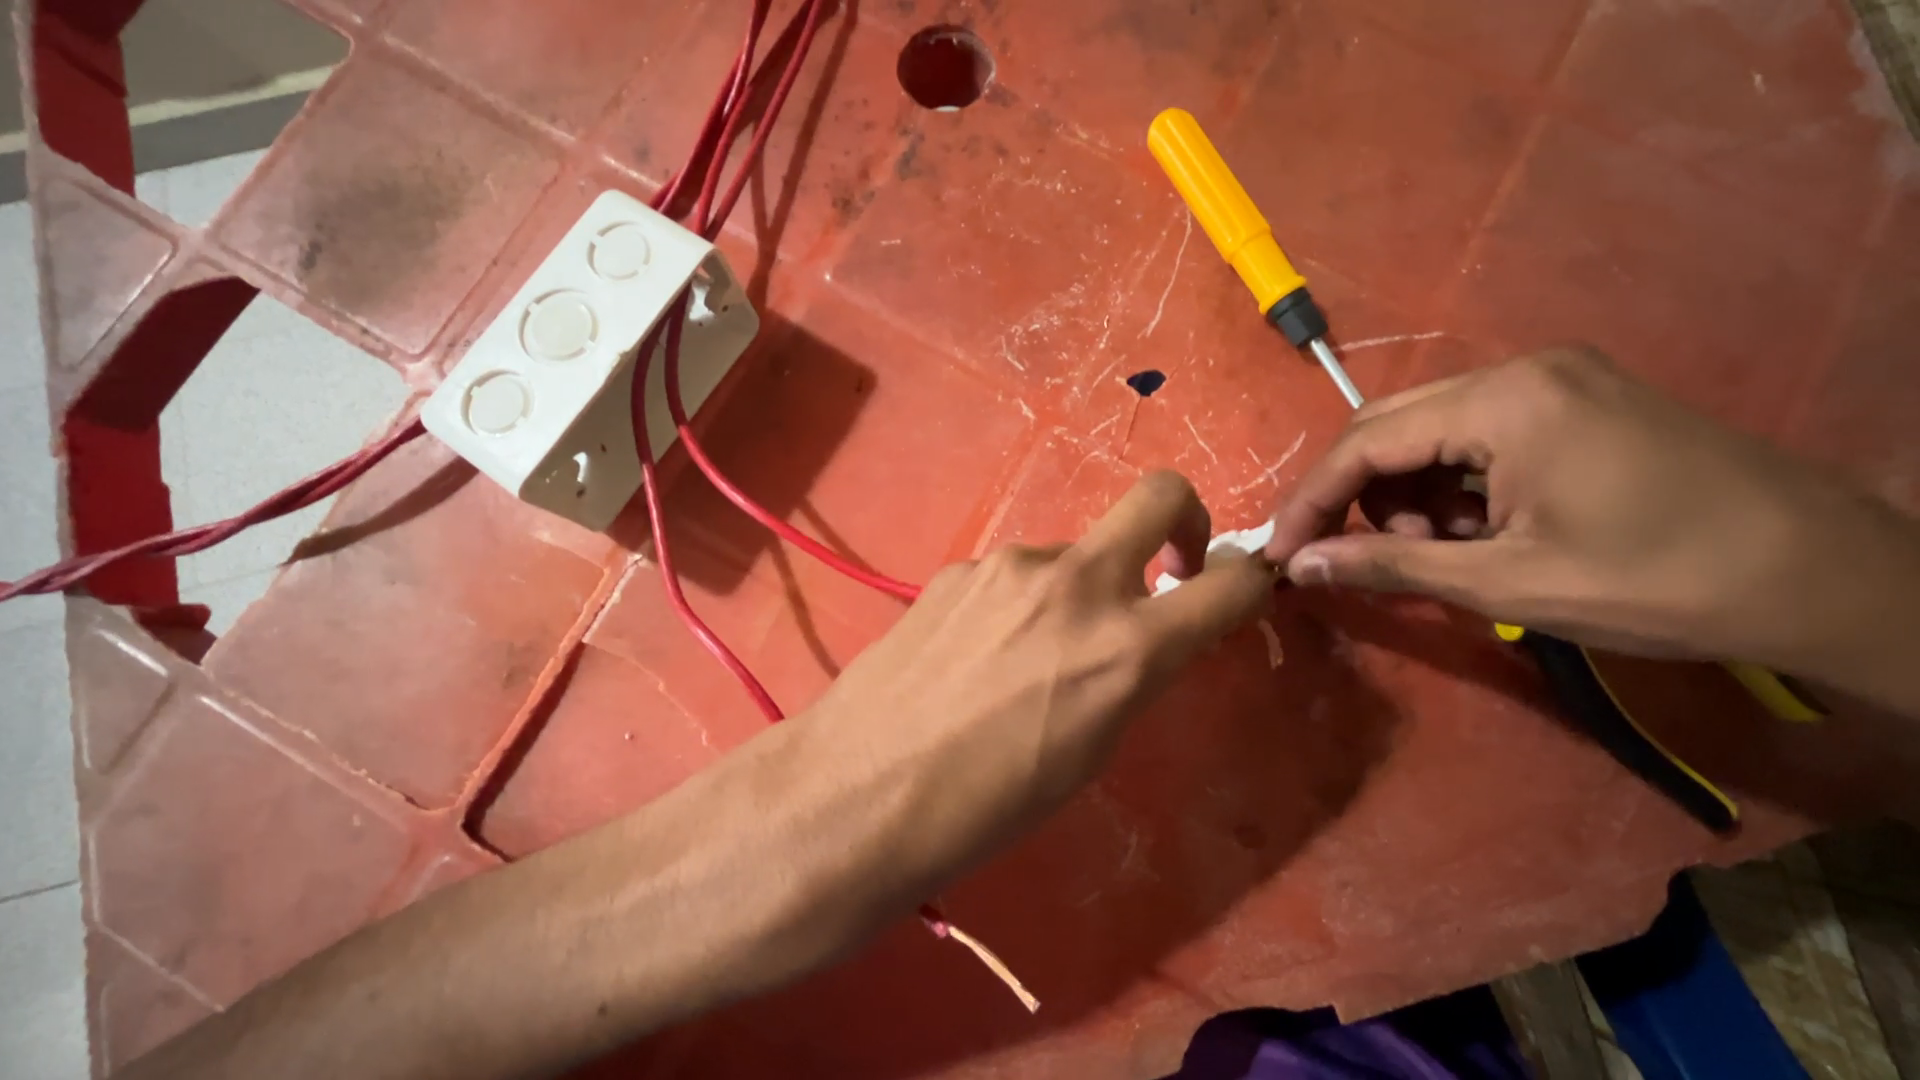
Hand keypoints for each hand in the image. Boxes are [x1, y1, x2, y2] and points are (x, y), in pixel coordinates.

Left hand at [784, 470, 1279, 912]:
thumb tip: (1139, 637)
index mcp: (1126, 646)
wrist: (864, 790)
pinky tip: (974, 656)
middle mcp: (1076, 584)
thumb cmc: (989, 805)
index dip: (1251, 582)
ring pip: (1071, 555)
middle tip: (1168, 570)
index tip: (1238, 592)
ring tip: (1024, 662)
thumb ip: (1128, 675)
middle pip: (1160, 496)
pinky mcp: (958, 569)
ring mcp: (1010, 566)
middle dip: (1184, 522)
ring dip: (1074, 591)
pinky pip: (1013, 575)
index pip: (1229, 584)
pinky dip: (1018, 604)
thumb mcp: (1091, 750)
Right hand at [1262, 348, 1919, 707]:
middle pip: (1390, 425)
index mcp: (1503, 401)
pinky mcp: (1580, 401)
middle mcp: (1521, 370)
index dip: (1310, 501)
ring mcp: (1556, 380)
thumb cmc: (1657, 581)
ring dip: (1409, 492)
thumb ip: (1389, 564)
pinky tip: (1479, 530)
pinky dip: (1456, 484)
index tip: (1279, 555)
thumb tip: (1297, 567)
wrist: (1826, 576)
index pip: (1365, 442)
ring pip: (1432, 430)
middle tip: (1358, 558)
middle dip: (1358, 495)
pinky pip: (1480, 435)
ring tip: (1438, 552)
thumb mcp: (1505, 582)